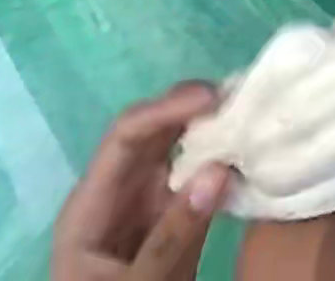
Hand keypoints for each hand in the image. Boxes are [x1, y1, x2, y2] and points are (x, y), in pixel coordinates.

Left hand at [52, 82, 229, 280]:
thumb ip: (173, 236)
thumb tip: (219, 167)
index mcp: (90, 207)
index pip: (125, 137)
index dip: (166, 109)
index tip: (212, 97)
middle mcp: (114, 195)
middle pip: (149, 135)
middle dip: (190, 109)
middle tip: (238, 97)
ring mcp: (140, 209)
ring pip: (172, 153)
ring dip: (206, 131)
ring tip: (245, 114)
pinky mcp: (165, 225)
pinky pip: (191, 182)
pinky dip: (216, 165)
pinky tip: (243, 157)